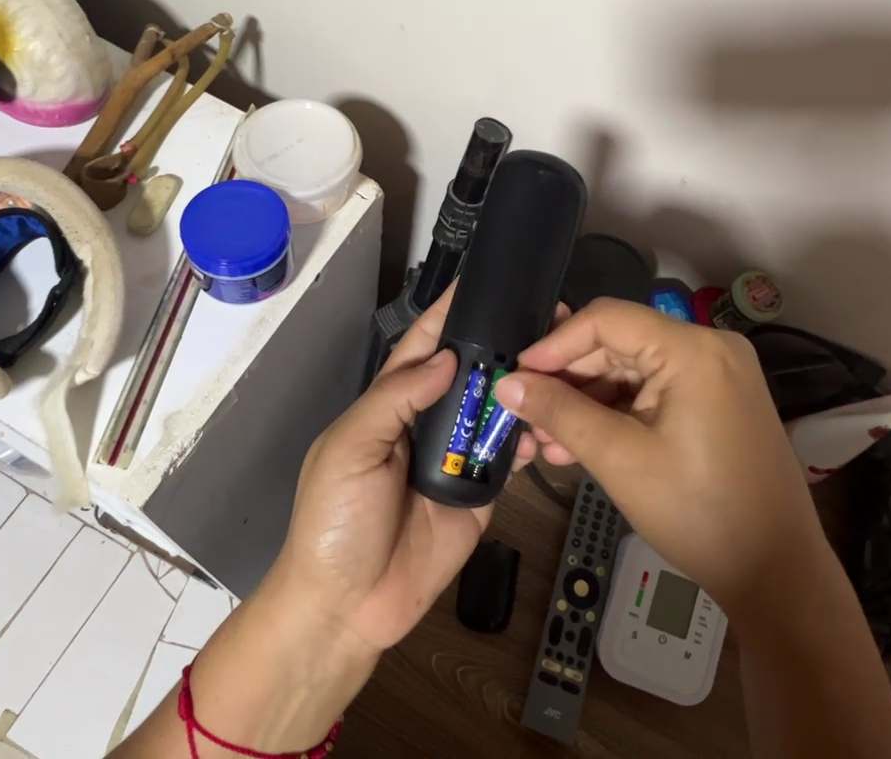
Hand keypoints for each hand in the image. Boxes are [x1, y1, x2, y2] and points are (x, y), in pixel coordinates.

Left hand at [129, 285, 526, 755]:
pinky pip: (508, 458)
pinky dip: (527, 441)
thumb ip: (396, 399)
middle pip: (468, 376)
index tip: (479, 283)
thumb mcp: (351, 448)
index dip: (447, 315)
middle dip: (498, 348)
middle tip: (543, 320)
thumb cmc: (335, 519)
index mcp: (389, 405)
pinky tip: (545, 426)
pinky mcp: (480, 494)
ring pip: (493, 412)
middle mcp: (426, 423)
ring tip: (555, 366)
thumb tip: (448, 358)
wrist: (348, 607)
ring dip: (520, 391)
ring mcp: (455, 459)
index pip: (421, 348)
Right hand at [494, 297, 812, 613]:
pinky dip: (618, 415)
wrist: (776, 573)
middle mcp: (709, 348)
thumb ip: (559, 412)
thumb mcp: (619, 458)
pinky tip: (582, 445)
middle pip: (618, 344)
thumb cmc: (697, 511)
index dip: (554, 344)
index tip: (515, 377)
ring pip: (632, 371)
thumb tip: (506, 385)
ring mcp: (717, 375)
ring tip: (549, 443)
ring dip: (588, 403)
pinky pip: (654, 392)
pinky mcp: (717, 402)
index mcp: (692, 349)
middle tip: (527, 418)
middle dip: (568, 381)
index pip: (606, 319)